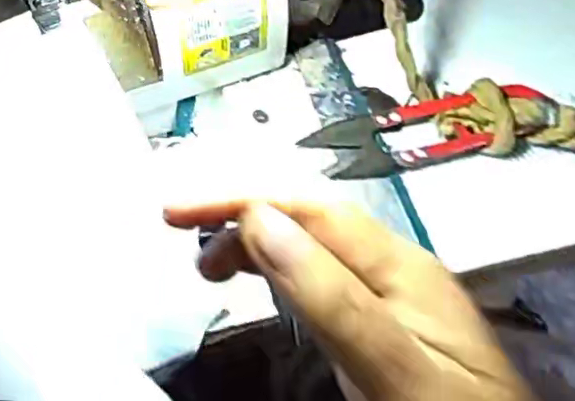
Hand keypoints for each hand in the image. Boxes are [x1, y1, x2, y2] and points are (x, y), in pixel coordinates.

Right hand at [166, 201, 532, 400]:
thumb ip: (333, 298)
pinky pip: (311, 268)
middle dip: (232, 209)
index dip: (232, 198)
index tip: (173, 214)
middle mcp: (392, 265)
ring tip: (207, 265)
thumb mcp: (399, 377)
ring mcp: (388, 292)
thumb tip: (256, 216)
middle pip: (298, 212)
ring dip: (245, 237)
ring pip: (301, 237)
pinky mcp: (379, 319)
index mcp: (401, 265)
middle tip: (175, 225)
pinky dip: (268, 263)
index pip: (301, 204)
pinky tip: (251, 276)